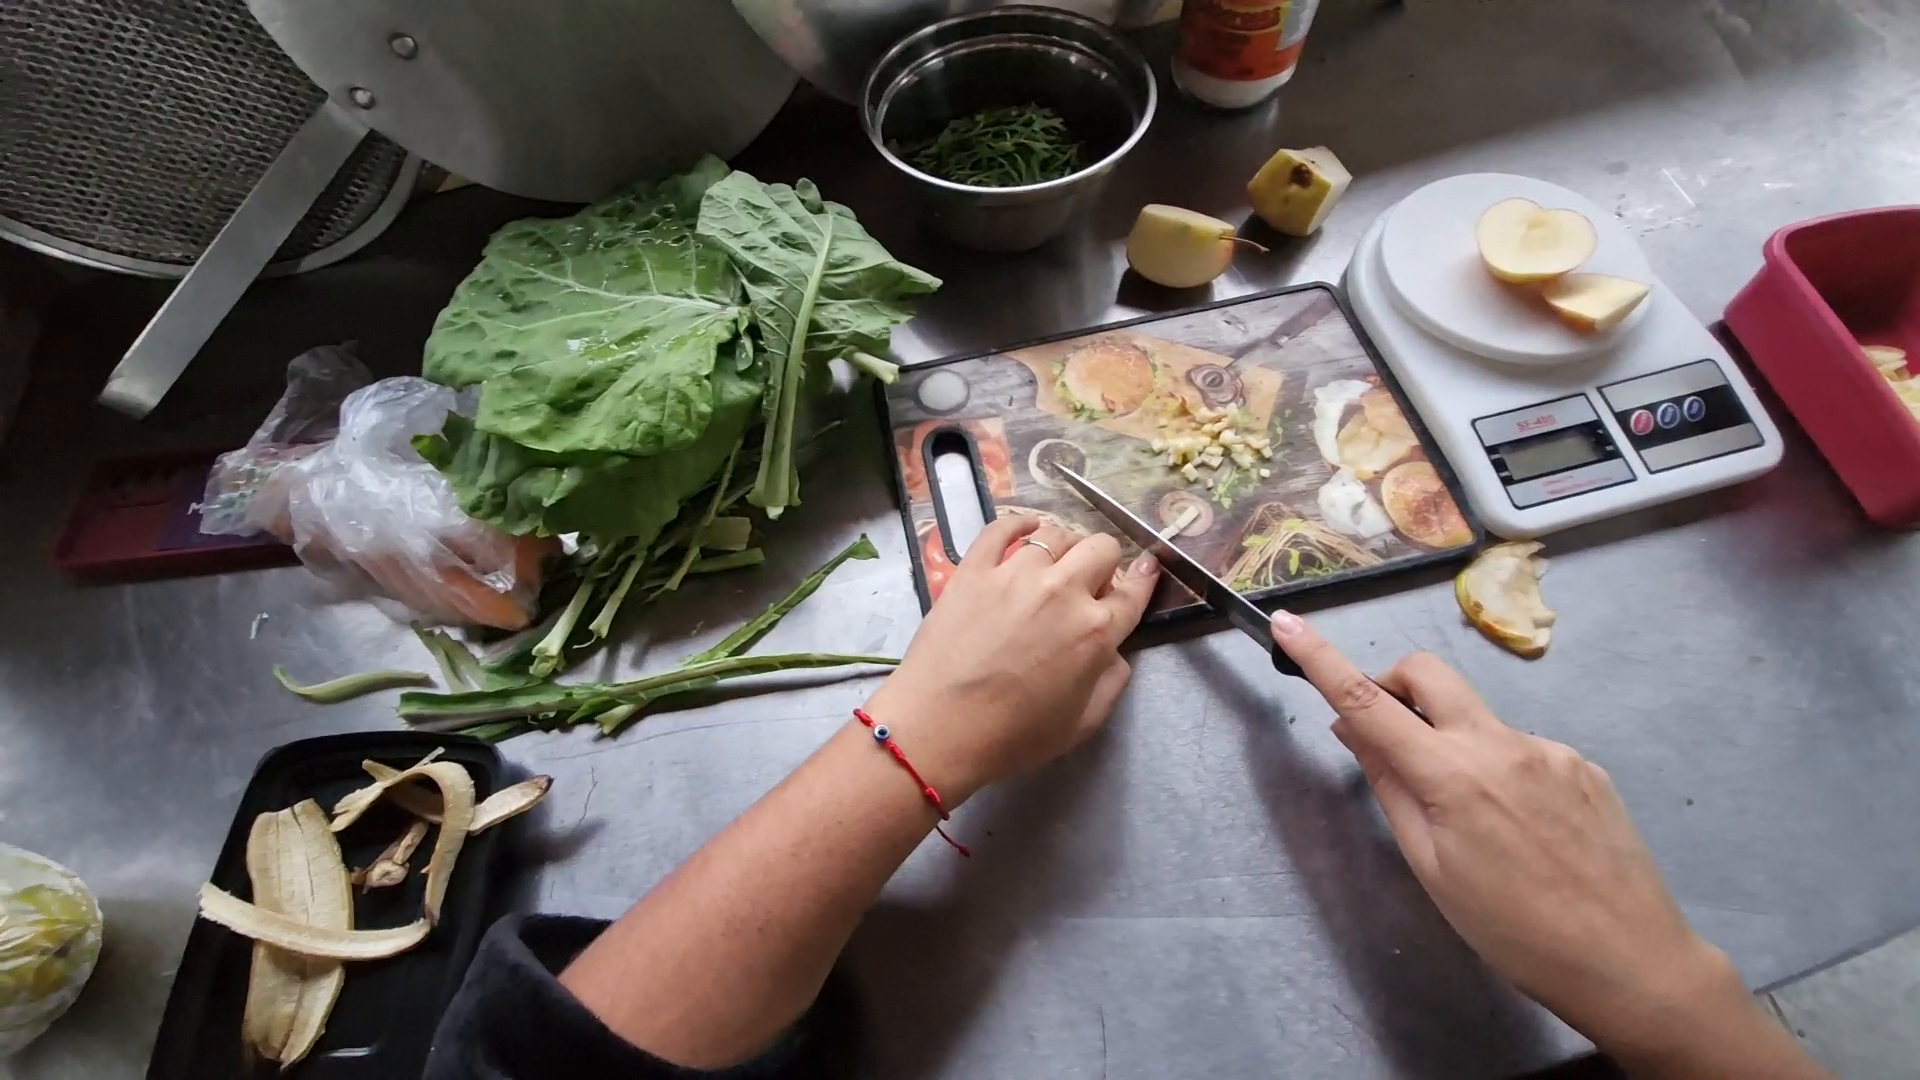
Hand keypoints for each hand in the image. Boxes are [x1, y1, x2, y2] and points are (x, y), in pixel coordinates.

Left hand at [864, 516, 1158, 802]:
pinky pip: (1001, 528)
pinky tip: (1026, 526)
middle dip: (1105, 561)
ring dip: (1064, 546)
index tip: (1146, 570)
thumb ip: (1111, 682)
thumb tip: (1115, 651)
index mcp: (1096, 632)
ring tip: (1054, 562)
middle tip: (1089, 582)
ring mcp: (1015, 574)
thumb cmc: (1012, 737)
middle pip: (1101, 548)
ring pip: (1055, 533)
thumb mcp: (1081, 724)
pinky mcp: (974, 568)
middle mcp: (1062, 591)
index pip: (1133, 591)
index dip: (1144, 579)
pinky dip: (1018, 522)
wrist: (938, 727)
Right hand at [1268, 612, 1743, 1057]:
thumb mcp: (1429, 864)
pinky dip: (1493, 765)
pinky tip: (1518, 822)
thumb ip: (1388, 784)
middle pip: (1426, 671)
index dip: (1320, 658)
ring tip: (1473, 814)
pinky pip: (1515, 745)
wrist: (1639, 969)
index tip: (1286, 623)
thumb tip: (1352, 728)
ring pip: (1472, 714)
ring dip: (1449, 738)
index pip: (1367, 702)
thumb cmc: (1511, 928)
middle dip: (1393, 684)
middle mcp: (1499, 745)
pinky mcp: (1582, 763)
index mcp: (1451, 776)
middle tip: (1389, 732)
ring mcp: (1548, 749)